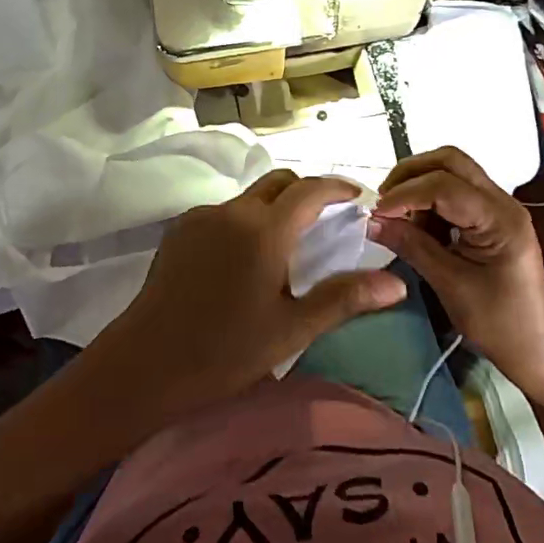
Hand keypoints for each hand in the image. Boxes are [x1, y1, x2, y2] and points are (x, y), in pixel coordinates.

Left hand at [92, 170, 408, 412]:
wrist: (147, 361)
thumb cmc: (227, 350)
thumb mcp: (293, 328)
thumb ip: (344, 297)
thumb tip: (396, 282)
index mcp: (266, 229)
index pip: (310, 189)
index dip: (337, 186)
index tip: (358, 195)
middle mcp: (234, 210)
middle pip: (278, 181)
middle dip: (306, 191)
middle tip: (325, 220)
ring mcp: (203, 216)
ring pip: (250, 197)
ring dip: (274, 207)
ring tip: (284, 246)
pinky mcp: (181, 227)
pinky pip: (224, 212)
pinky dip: (245, 221)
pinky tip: (242, 259)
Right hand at [367, 148, 543, 397]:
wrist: (539, 353)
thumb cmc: (500, 324)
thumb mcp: (451, 286)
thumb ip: (412, 246)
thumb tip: (372, 221)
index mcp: (500, 219)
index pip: (445, 186)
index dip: (405, 194)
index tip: (377, 213)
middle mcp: (502, 203)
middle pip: (451, 161)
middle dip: (411, 174)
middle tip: (384, 200)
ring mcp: (497, 208)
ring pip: (451, 171)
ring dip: (418, 184)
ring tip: (396, 215)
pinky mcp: (489, 219)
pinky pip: (454, 192)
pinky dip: (428, 200)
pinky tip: (414, 224)